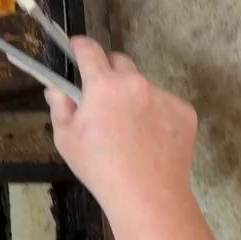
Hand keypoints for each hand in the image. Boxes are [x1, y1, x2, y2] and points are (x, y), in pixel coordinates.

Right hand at [46, 37, 198, 214]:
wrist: (148, 195)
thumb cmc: (100, 168)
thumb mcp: (66, 140)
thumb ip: (60, 108)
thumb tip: (56, 90)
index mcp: (103, 86)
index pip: (90, 52)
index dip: (81, 45)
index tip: (77, 45)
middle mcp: (136, 83)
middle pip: (120, 62)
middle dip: (108, 72)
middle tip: (101, 95)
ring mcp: (164, 96)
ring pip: (143, 86)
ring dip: (132, 97)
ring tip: (128, 130)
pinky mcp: (184, 112)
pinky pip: (165, 104)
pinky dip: (155, 115)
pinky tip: (148, 140)